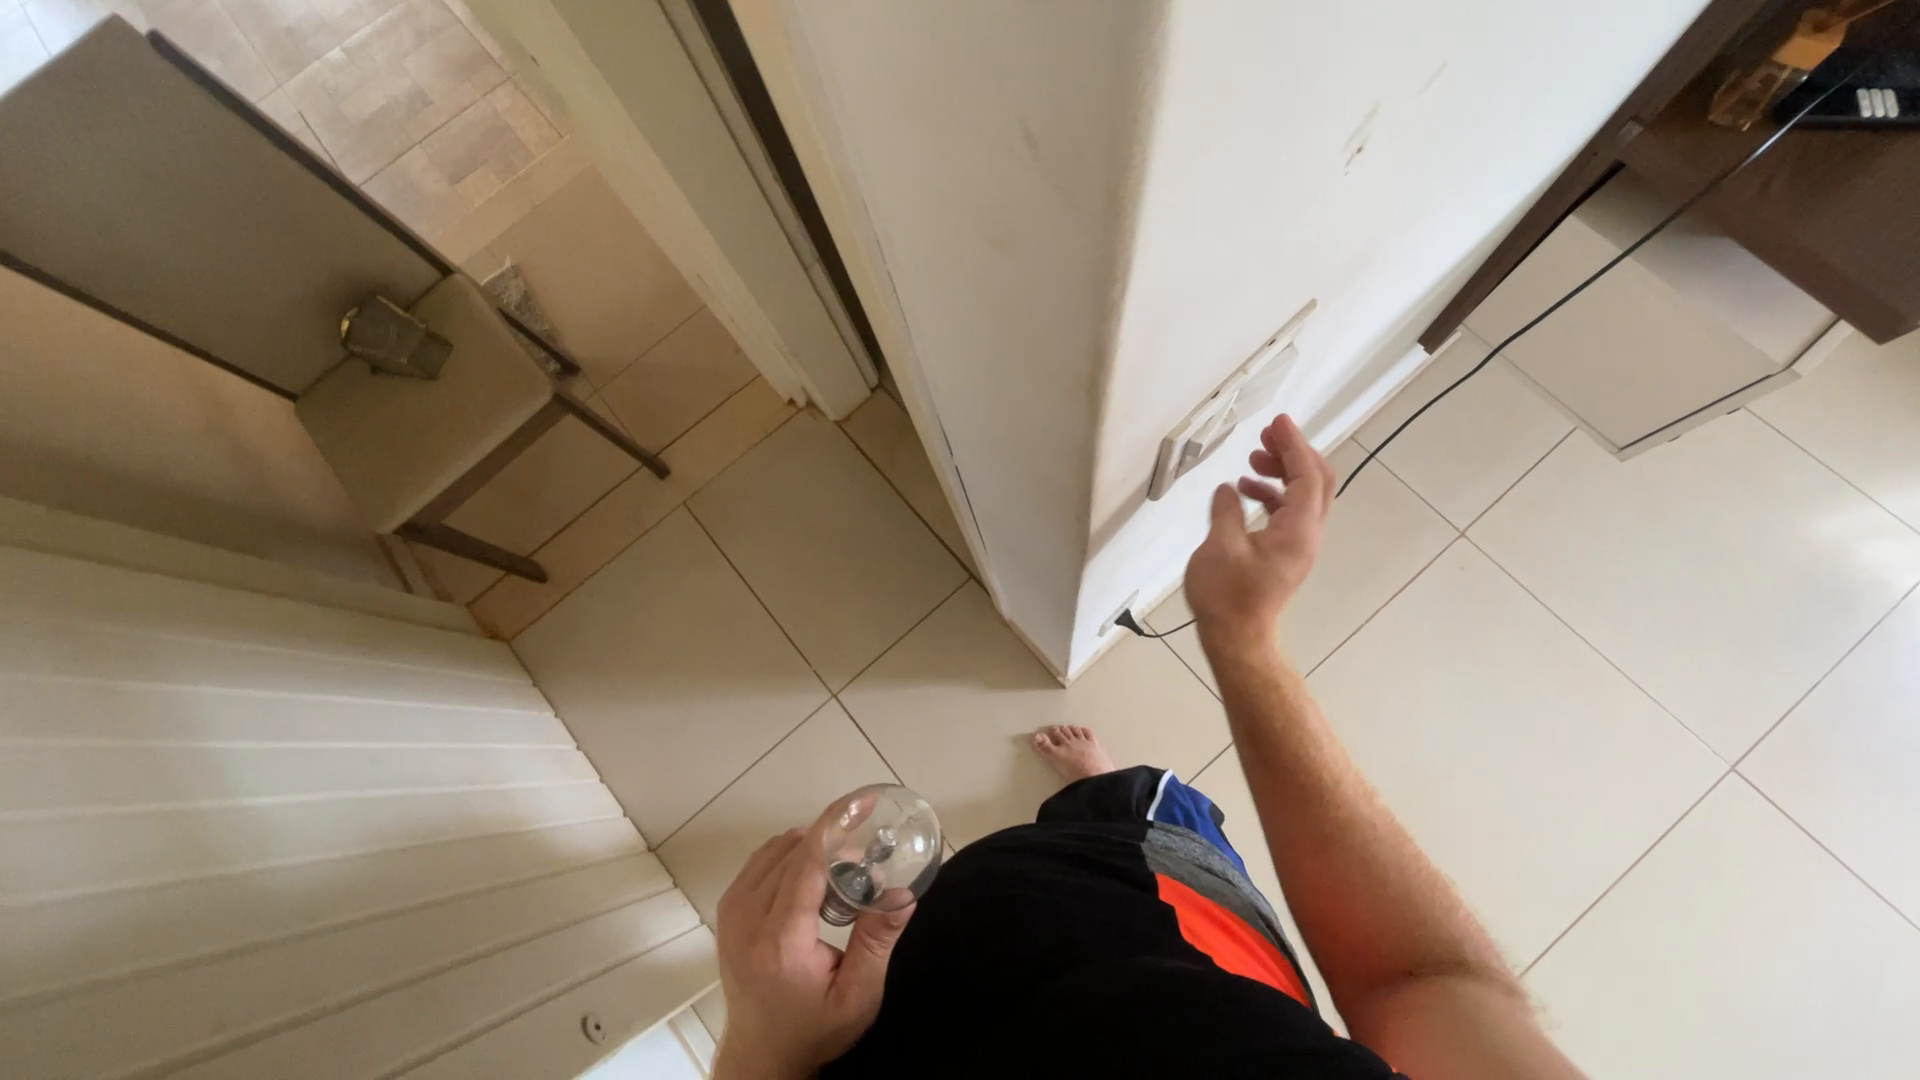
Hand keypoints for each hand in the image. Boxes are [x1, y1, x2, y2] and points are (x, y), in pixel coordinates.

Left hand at [712, 812, 913, 1078]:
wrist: (761, 1054)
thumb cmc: (814, 1027)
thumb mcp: (858, 995)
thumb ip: (878, 941)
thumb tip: (904, 892)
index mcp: (780, 942)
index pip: (806, 863)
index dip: (836, 825)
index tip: (864, 801)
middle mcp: (748, 919)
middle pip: (795, 851)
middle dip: (835, 840)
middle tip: (867, 857)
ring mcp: (732, 911)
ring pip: (777, 849)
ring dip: (813, 845)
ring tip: (843, 868)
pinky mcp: (729, 909)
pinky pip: (763, 859)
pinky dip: (792, 852)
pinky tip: (814, 870)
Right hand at [1183, 414, 1334, 648]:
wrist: (1237, 637)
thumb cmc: (1227, 595)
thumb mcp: (1219, 546)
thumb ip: (1227, 510)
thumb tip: (1229, 490)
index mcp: (1298, 529)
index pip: (1307, 474)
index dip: (1294, 444)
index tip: (1277, 422)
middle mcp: (1308, 534)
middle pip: (1316, 481)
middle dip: (1294, 453)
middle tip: (1265, 436)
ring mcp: (1300, 546)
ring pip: (1304, 496)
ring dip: (1282, 473)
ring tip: (1251, 462)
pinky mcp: (1287, 555)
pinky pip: (1290, 513)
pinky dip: (1273, 495)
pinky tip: (1244, 492)